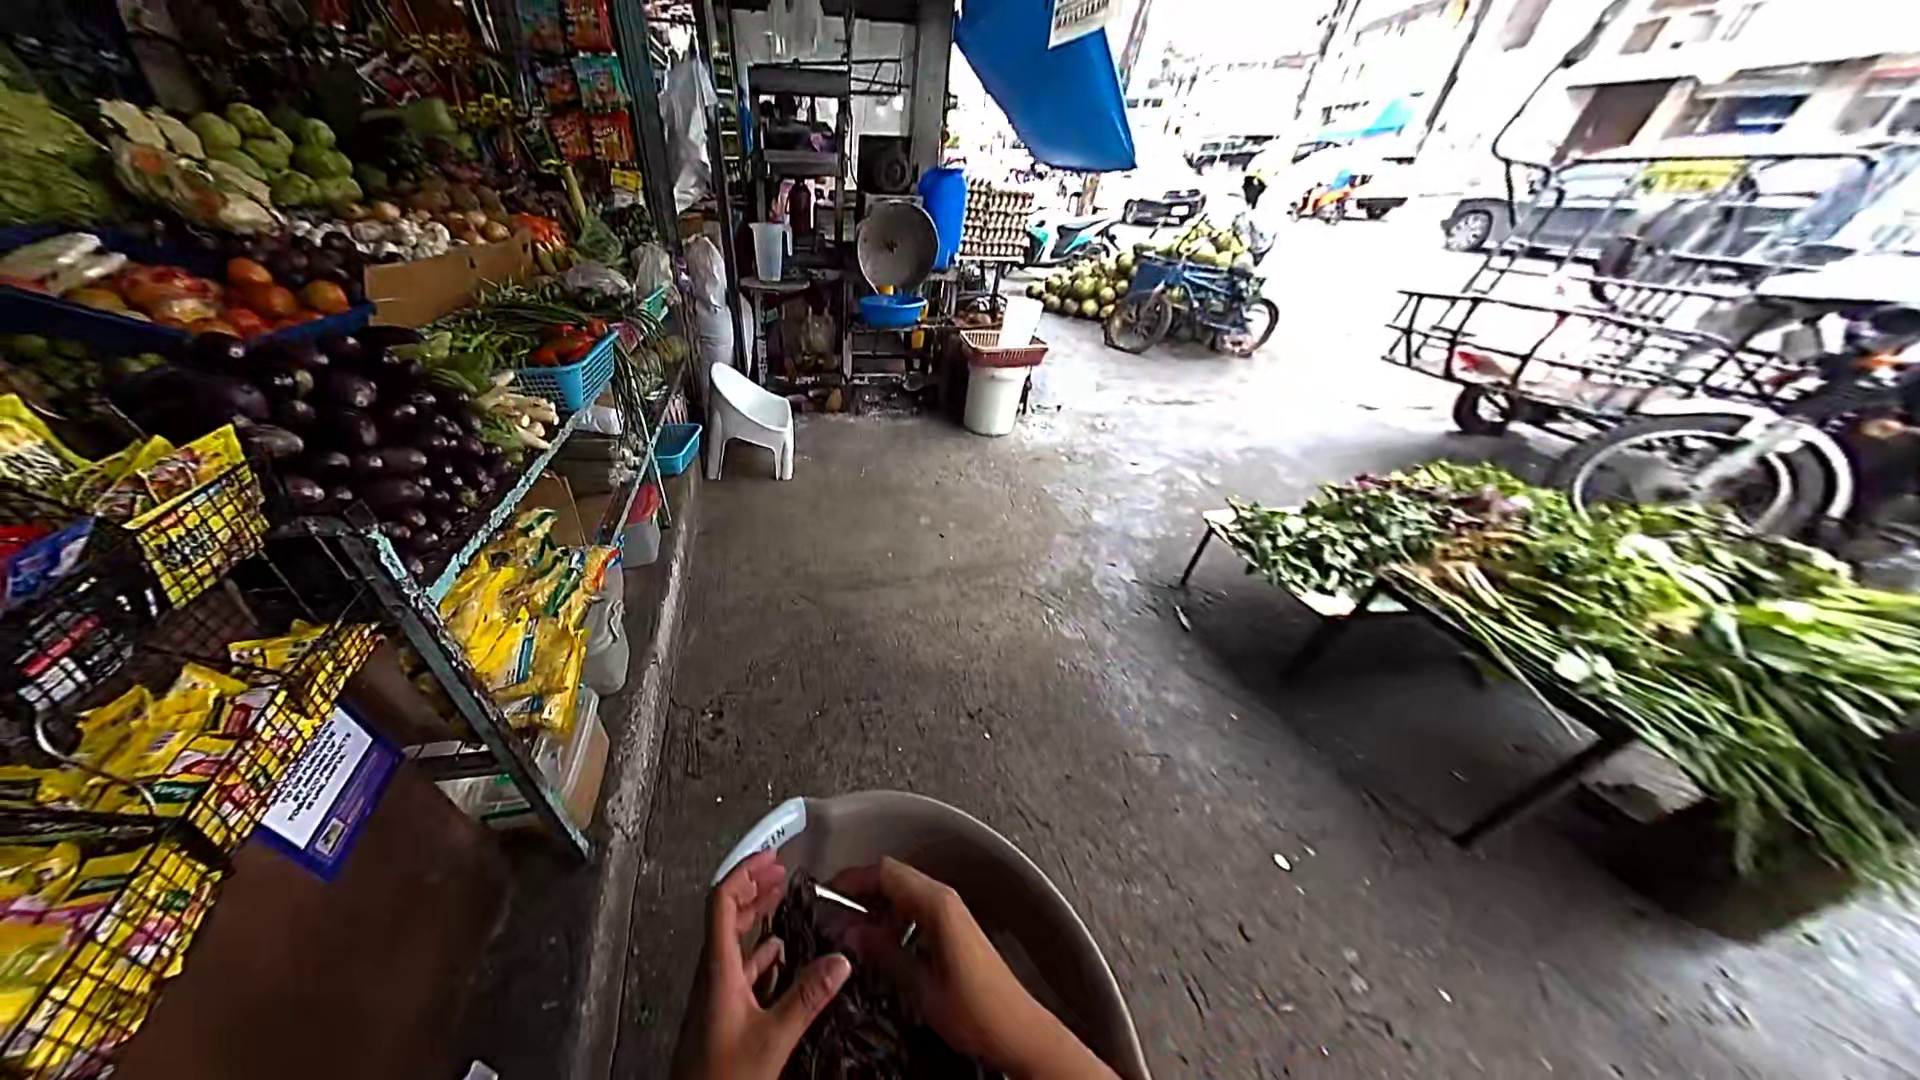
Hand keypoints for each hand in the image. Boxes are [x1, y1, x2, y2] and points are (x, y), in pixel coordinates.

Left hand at [671, 851, 850, 1079]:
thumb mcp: (770, 1041)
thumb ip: (806, 998)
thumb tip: (840, 961)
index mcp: (717, 971)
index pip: (722, 903)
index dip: (744, 874)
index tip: (770, 858)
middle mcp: (712, 976)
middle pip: (727, 914)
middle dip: (754, 885)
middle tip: (780, 870)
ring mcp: (715, 995)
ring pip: (733, 938)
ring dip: (757, 912)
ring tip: (781, 898)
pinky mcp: (721, 1013)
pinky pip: (739, 965)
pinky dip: (759, 947)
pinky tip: (777, 951)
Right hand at [828, 858, 1117, 1079]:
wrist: (1017, 1029)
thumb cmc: (974, 1010)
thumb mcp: (919, 987)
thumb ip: (883, 953)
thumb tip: (849, 930)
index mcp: (936, 903)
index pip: (885, 872)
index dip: (852, 879)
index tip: (825, 894)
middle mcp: (944, 897)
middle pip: (893, 876)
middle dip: (860, 892)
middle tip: (833, 917)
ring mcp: (950, 909)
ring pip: (903, 891)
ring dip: (876, 907)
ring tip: (852, 935)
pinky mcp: (953, 924)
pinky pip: (915, 907)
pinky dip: (893, 918)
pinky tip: (881, 944)